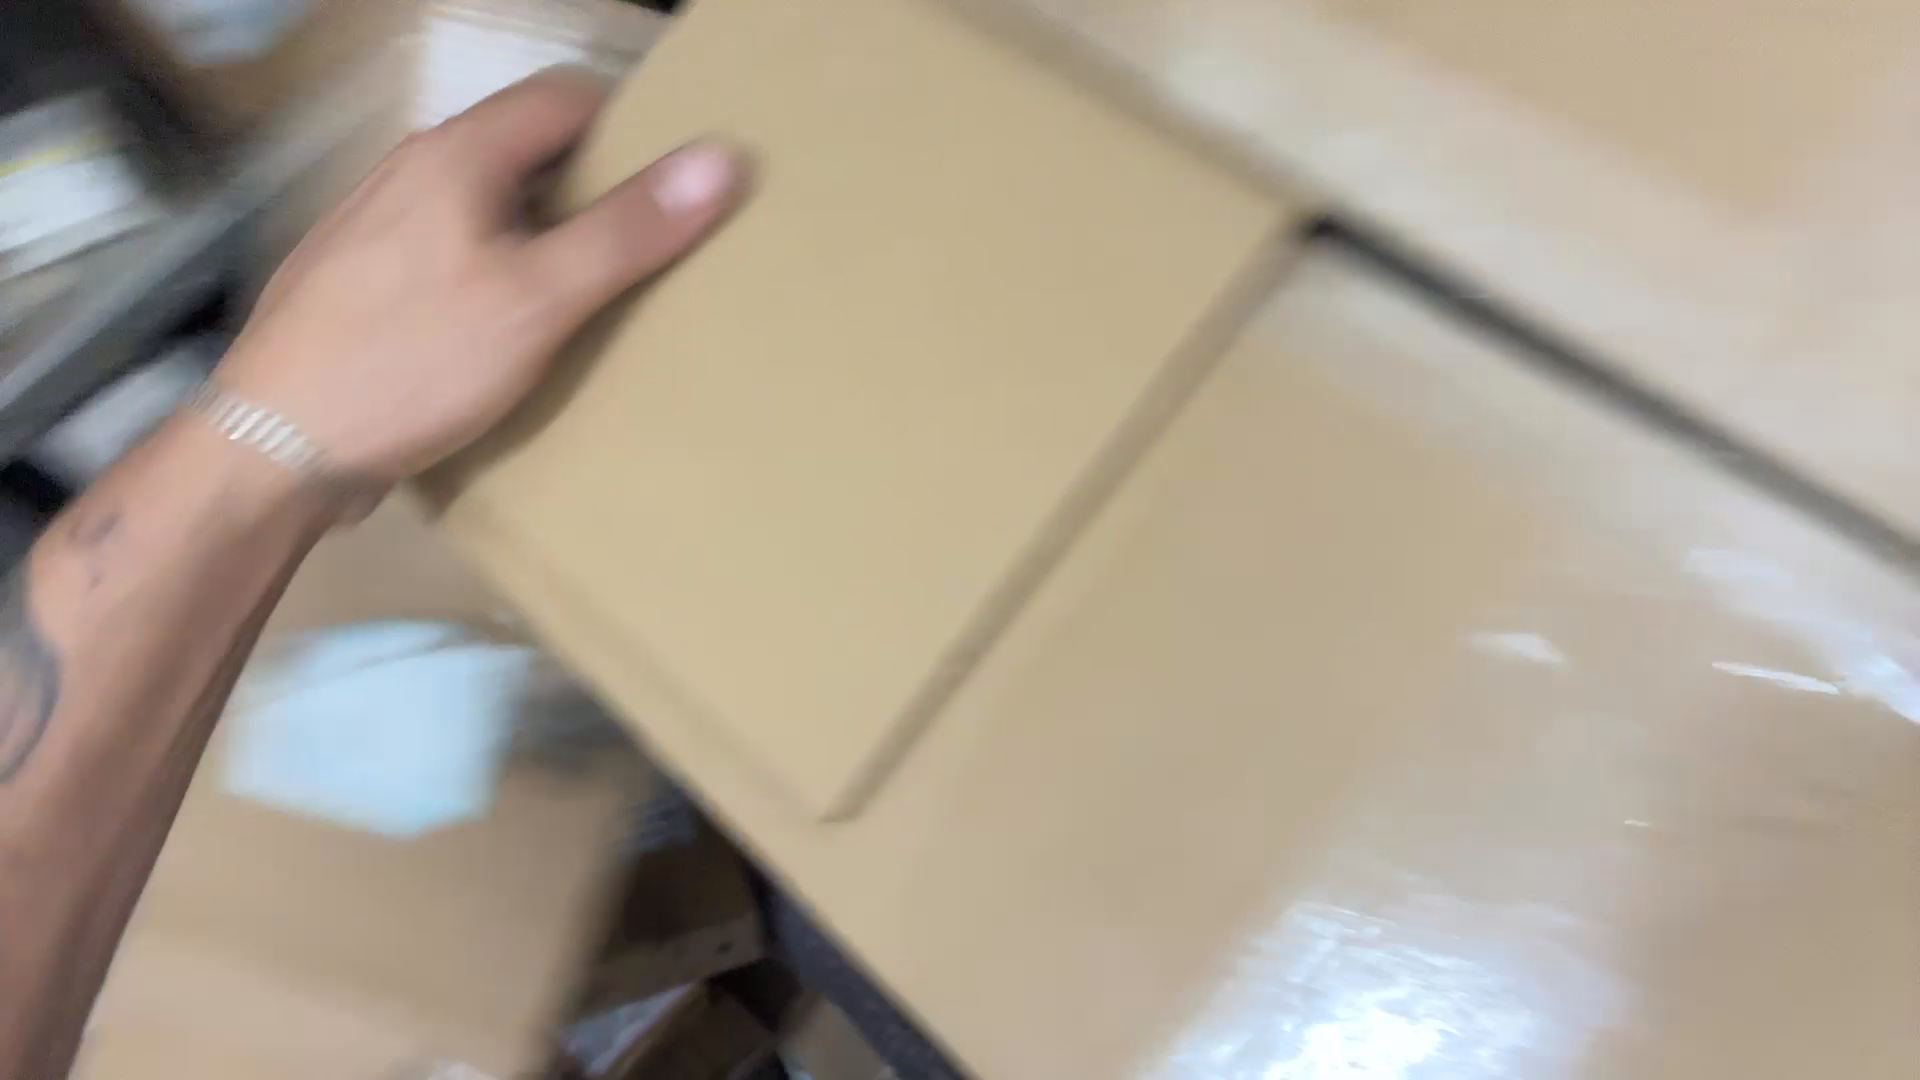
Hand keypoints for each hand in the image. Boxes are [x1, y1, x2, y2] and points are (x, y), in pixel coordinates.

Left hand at [215, 70, 743, 491]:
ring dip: (557, 229)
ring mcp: (390, 225)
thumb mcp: (539, 297)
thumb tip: (718, 161)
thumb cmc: (418, 359)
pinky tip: (528, 321)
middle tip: (654, 245)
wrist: (282, 442)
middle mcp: (417, 172)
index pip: (564, 99)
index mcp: (457, 156)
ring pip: (498, 202)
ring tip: (601, 288)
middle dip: (600, 185)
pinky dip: (516, 264)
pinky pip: (469, 246)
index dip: (630, 127)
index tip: (677, 185)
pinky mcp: (379, 277)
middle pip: (531, 150)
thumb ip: (627, 231)